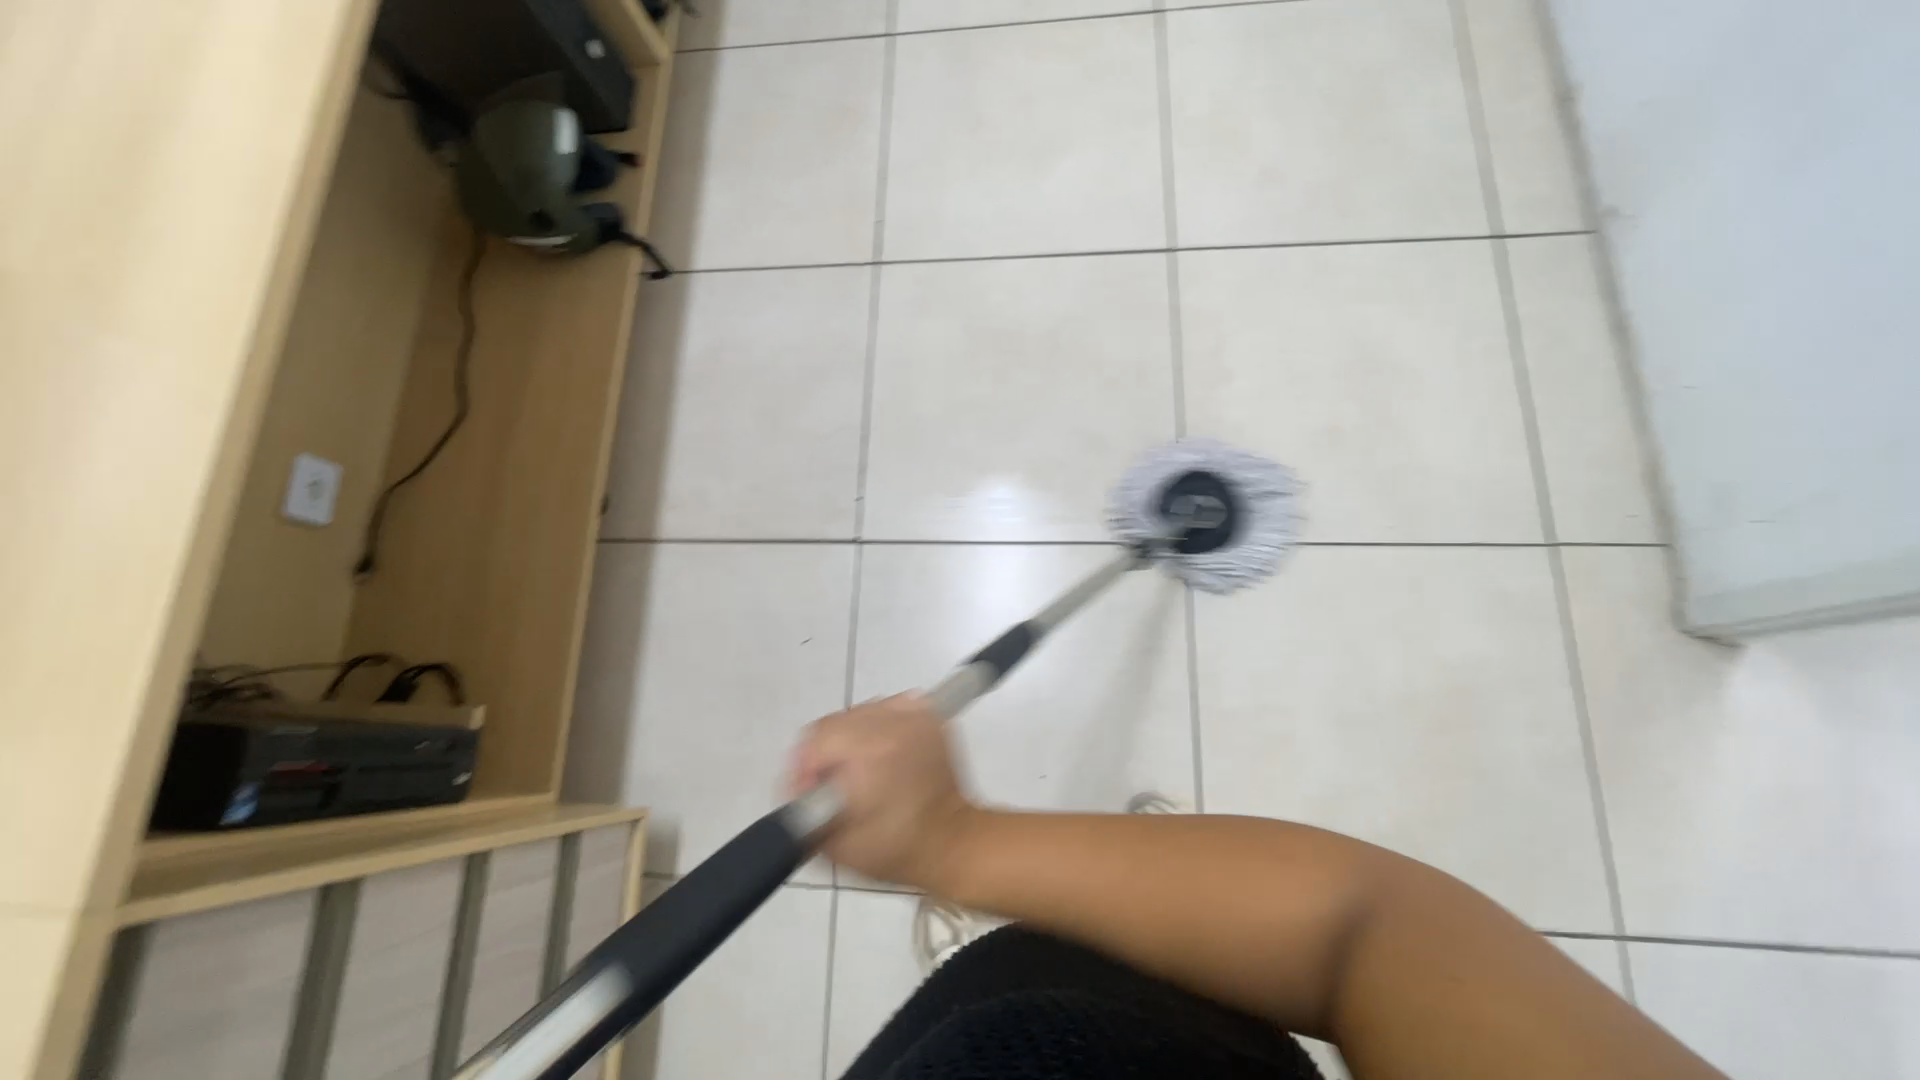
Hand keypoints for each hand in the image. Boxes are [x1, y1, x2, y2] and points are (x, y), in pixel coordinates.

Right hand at [788, 694, 980, 891]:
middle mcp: (892, 723)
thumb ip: (804, 816)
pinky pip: (888, 708)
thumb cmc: (896, 848)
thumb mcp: (838, 847)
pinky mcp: (929, 716)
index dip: (804, 768)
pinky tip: (882, 752)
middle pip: (835, 723)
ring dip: (851, 738)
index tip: (810, 793)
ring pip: (859, 713)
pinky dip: (879, 726)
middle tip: (832, 786)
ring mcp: (914, 715)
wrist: (952, 841)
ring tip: (859, 770)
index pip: (815, 738)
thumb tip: (793, 792)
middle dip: (825, 753)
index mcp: (869, 751)